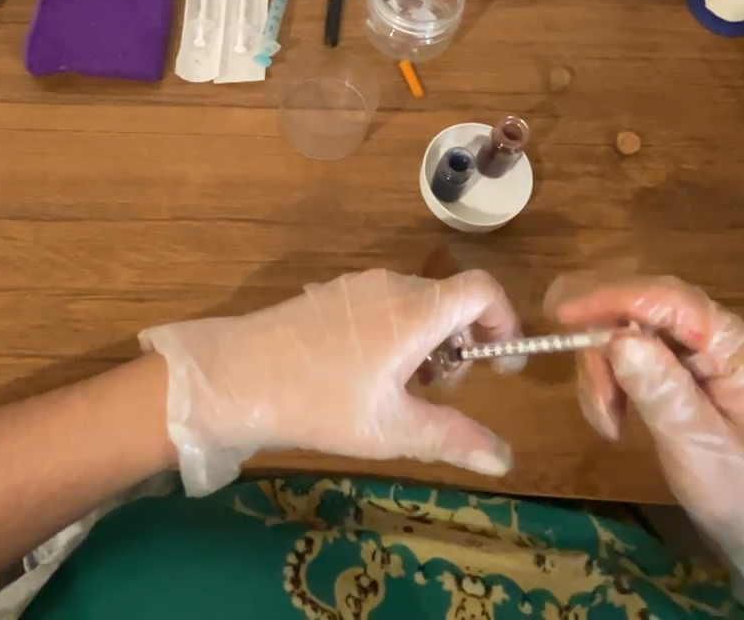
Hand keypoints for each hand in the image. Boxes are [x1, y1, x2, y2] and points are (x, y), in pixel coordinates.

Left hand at [140, 268, 522, 495]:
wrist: (237, 375)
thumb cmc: (320, 402)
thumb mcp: (391, 430)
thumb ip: (453, 438)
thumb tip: (506, 459)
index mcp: (415, 311)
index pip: (482, 289)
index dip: (504, 321)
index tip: (500, 365)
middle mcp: (391, 286)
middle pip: (451, 300)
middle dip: (461, 344)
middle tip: (438, 393)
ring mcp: (359, 285)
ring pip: (417, 302)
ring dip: (428, 342)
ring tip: (400, 390)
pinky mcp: (334, 293)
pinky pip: (386, 302)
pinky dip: (398, 331)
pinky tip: (365, 372)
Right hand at [553, 277, 743, 619]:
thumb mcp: (705, 457)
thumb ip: (664, 396)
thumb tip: (618, 337)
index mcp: (742, 350)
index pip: (671, 299)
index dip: (612, 297)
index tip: (561, 313)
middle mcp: (717, 338)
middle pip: (641, 305)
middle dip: (601, 339)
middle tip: (591, 391)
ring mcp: (696, 352)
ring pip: (625, 327)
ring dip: (601, 367)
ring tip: (607, 422)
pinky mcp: (676, 368)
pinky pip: (625, 351)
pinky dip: (606, 378)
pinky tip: (611, 417)